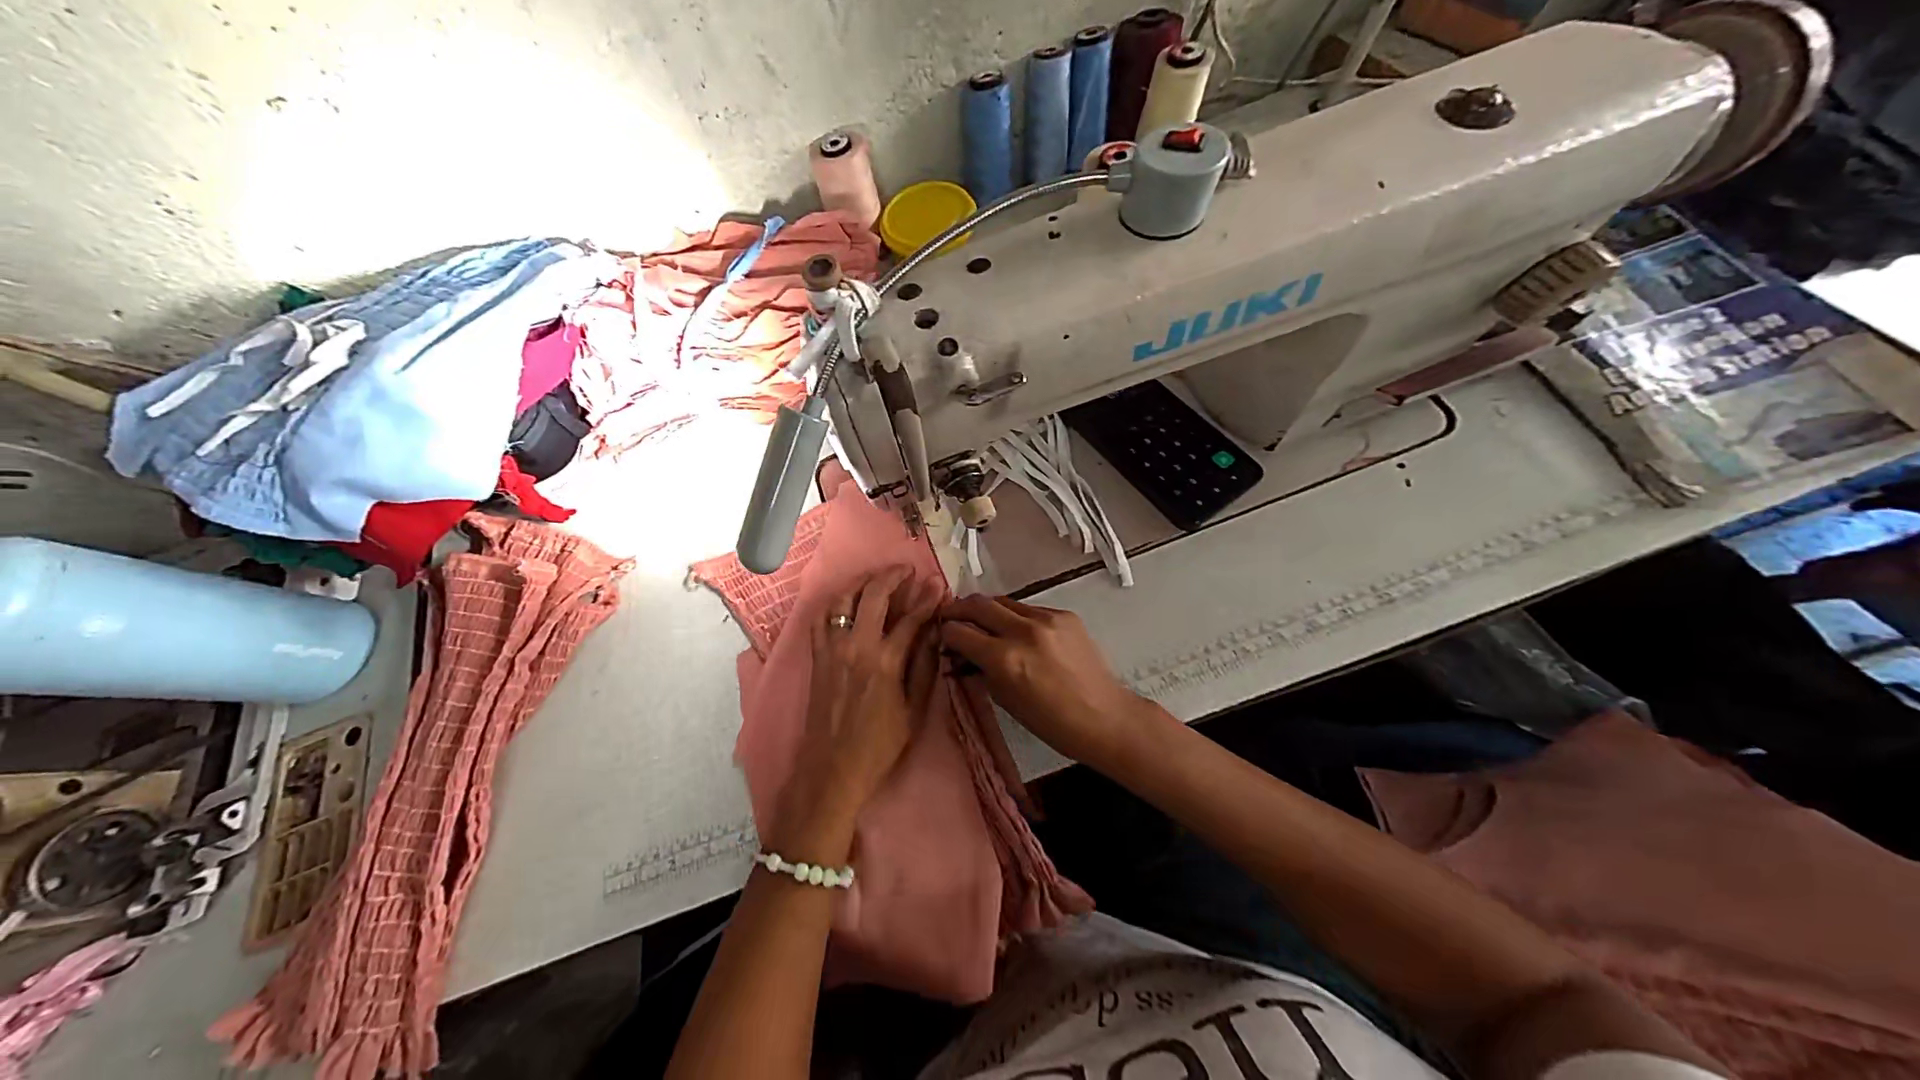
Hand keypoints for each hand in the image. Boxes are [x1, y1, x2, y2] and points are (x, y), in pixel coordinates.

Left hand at [777, 567, 941, 851]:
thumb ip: (925, 668)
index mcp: (885, 662)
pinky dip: (836, 603)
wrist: (832, 770)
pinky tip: (847, 602)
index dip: (927, 600)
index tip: (938, 586)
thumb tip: (934, 634)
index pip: (910, 618)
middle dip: (893, 577)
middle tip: (908, 570)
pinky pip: (822, 618)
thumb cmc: (879, 747)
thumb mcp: (914, 712)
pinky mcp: (816, 657)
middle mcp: (855, 646)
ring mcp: (831, 649)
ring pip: (843, 600)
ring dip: (862, 583)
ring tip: (878, 579)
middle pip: (874, 596)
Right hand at [939, 595, 1158, 768]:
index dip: (946, 633)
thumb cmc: (1051, 722)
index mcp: (1005, 658)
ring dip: (987, 609)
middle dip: (958, 609)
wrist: (1104, 716)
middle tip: (950, 617)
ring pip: (1003, 601)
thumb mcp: (1005, 699)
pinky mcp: (1064, 615)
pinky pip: (1029, 608)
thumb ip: (981, 669)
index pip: (960, 631)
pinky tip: (1017, 632)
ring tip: (981, 622)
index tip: (943, 637)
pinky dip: (1015, 617)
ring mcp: (1046, 619)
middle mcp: (1023, 631)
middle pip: (978, 604)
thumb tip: (962, 653)